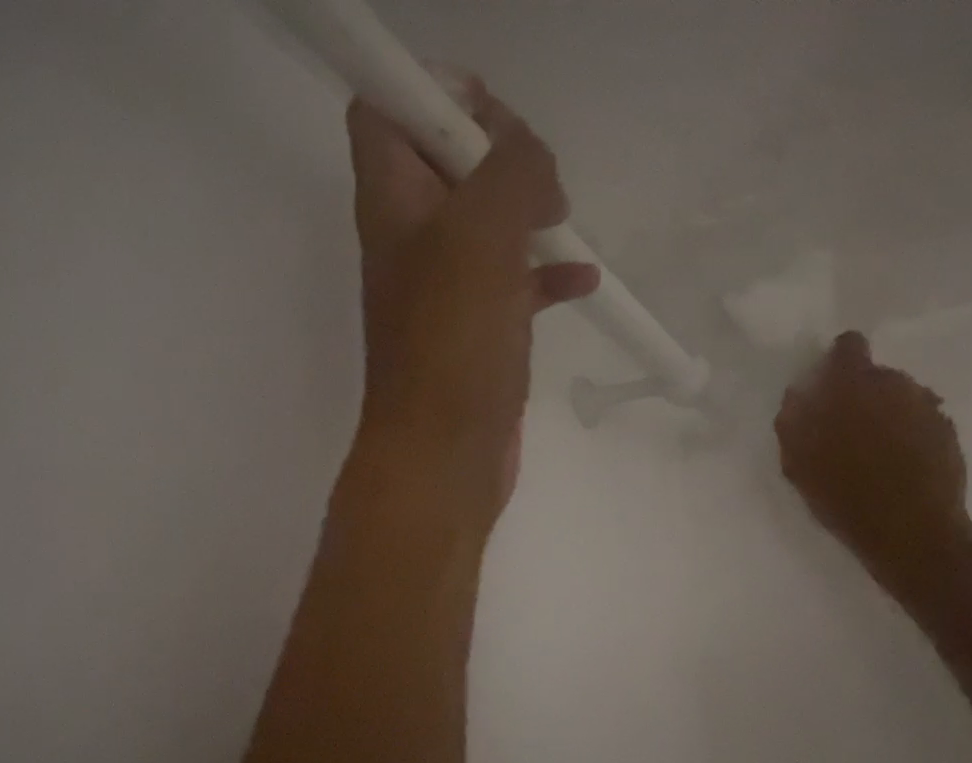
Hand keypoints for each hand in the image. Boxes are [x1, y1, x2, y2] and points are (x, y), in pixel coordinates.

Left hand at [346, 79, 599, 524]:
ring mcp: (445, 286)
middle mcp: (412, 236)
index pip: (389, 110)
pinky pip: (513, 279)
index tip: (494, 122)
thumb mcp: (482, 234)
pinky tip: (582, 281)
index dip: (436, 95)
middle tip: (539, 182)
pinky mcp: (477, 329)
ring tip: (563, 221)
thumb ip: (509, 169)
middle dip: (502, 154)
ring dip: (528, 209)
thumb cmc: (453, 343)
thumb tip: (527, 152)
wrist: (444, 457)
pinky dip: (546, 272)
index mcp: (393, 200)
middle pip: (449, 159)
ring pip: (487, 219)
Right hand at [775, 331, 971, 594]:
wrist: (911, 531)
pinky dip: (911, 438)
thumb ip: (794, 421)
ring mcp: (926, 406)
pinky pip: (922, 423)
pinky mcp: (948, 431)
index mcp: (851, 384)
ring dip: (889, 417)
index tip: (830, 393)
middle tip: (851, 435)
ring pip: (901, 399)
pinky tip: (902, 470)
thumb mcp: (799, 463)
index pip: (848, 347)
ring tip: (879, 457)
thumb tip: (798, 395)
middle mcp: (893, 384)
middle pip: (875, 376)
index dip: (838, 364)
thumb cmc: (844, 496)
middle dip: (864, 397)